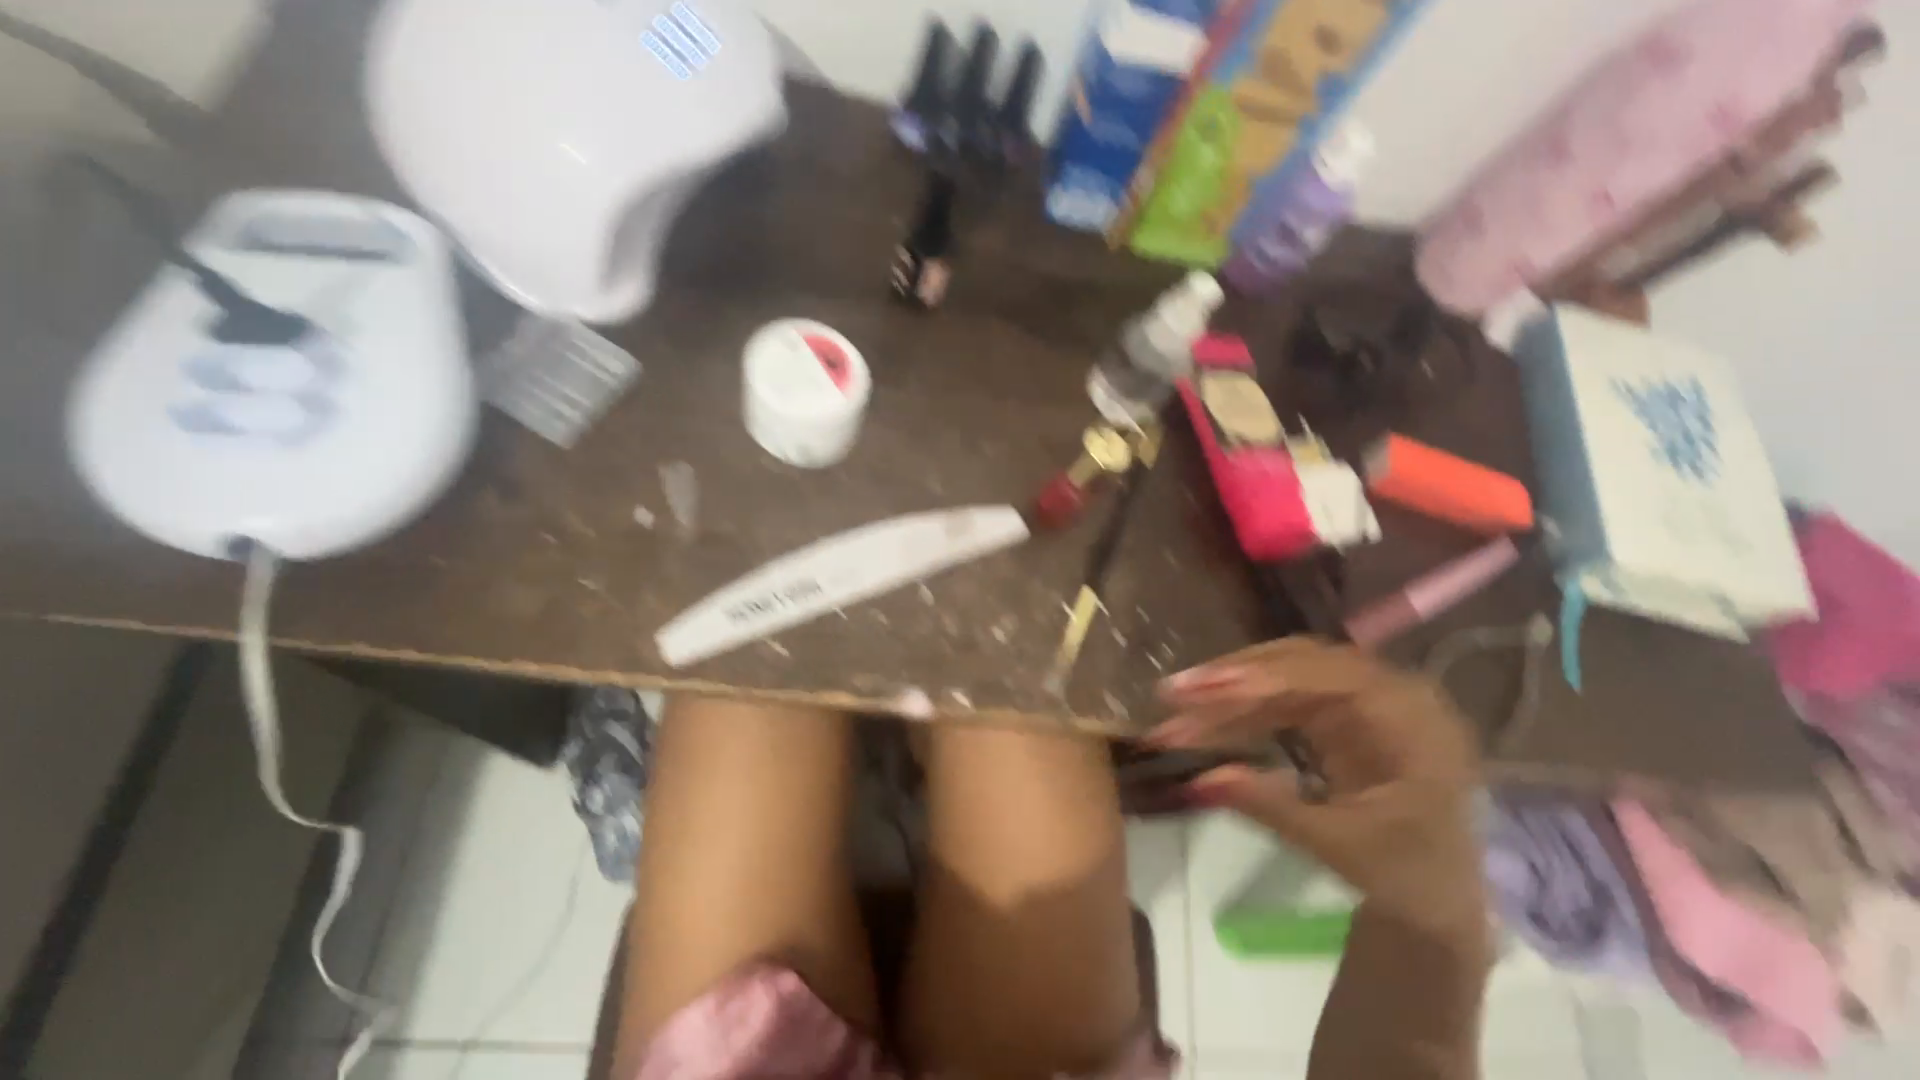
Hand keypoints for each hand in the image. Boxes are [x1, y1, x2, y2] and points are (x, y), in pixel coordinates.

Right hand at [1152, 638, 1484, 932]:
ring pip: (1288, 676)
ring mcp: (1365, 702)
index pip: (1334, 678)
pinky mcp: (1342, 716)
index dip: (1267, 678)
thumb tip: (1197, 781)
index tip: (1207, 689)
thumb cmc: (1404, 876)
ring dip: (1232, 690)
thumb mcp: (1338, 846)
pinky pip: (1286, 697)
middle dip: (1236, 676)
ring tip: (1178, 704)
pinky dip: (1245, 707)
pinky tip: (1208, 718)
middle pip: (1304, 664)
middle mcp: (1393, 695)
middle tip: (1174, 693)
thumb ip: (1269, 807)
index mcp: (1415, 722)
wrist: (1435, 899)